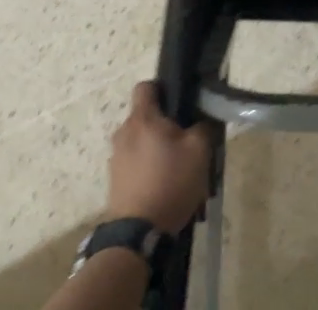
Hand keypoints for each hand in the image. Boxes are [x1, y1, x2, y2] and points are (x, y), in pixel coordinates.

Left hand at [106, 81, 217, 233]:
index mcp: (142, 118)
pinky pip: (135, 165)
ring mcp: (116, 157)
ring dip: (157, 150)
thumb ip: (203, 127)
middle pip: (146, 118)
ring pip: (141, 143)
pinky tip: (165, 189)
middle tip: (187, 144)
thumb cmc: (170, 182)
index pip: (146, 87)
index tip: (180, 103)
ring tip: (178, 172)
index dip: (163, 89)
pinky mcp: (115, 180)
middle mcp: (124, 132)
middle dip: (165, 126)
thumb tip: (201, 120)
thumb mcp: (199, 151)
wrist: (139, 231)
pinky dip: (148, 170)